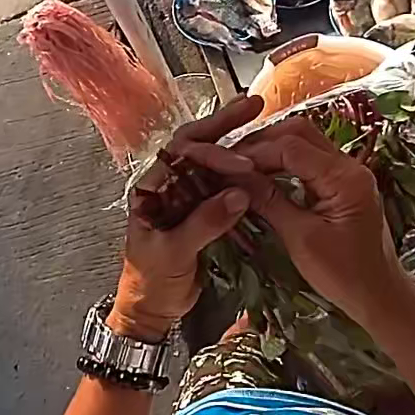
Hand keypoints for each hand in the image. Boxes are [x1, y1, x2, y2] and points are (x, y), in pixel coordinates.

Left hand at [111, 96, 262, 340]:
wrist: (151, 309)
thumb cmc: (150, 280)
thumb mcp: (174, 253)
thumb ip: (203, 223)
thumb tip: (239, 193)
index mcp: (151, 189)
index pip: (178, 153)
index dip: (210, 148)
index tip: (243, 155)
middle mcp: (167, 185)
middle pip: (194, 146)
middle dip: (223, 125)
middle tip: (254, 105)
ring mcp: (185, 196)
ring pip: (210, 162)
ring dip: (234, 141)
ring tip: (263, 119)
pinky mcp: (201, 211)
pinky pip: (221, 184)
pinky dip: (240, 170)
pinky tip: (262, 158)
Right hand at [233, 117, 414, 324]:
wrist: (379, 297)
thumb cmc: (342, 273)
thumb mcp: (299, 237)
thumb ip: (268, 200)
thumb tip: (232, 177)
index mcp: (344, 178)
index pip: (291, 147)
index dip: (253, 153)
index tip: (223, 165)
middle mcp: (349, 167)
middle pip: (299, 132)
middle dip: (261, 142)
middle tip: (229, 161)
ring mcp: (347, 173)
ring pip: (303, 141)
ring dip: (270, 149)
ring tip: (240, 167)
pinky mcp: (341, 184)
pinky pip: (307, 159)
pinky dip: (281, 161)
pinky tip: (261, 175)